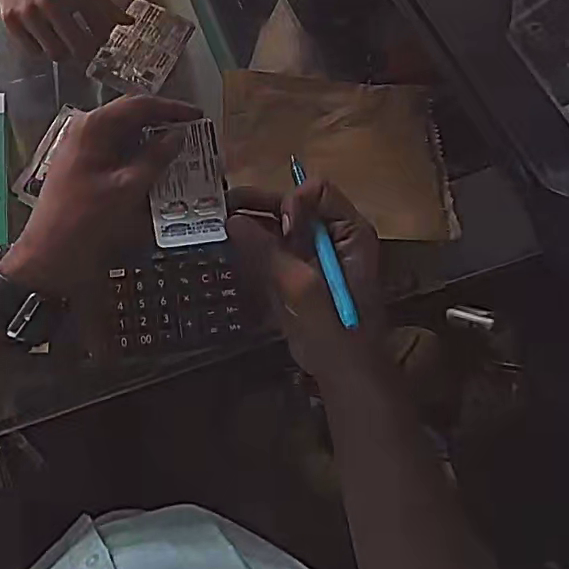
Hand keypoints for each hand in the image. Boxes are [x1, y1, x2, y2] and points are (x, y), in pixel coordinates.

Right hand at [0, 0, 131, 64]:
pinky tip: (46, 38)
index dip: (104, 40)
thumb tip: (128, 23)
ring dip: (64, 53)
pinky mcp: (11, 20)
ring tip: (65, 44)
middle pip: (79, 48)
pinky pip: (33, 51)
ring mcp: (29, 12)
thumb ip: (105, 5)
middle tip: (86, 50)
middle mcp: (51, 1)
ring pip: (56, 53)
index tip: (103, 41)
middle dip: (86, 53)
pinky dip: (42, 50)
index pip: (100, 29)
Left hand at [2, 94, 202, 297]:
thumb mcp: (128, 188)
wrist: (51, 257)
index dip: (172, 109)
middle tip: (192, 134)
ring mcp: (81, 148)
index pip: (139, 105)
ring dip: (151, 141)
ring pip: (123, 135)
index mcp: (95, 127)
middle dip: (163, 123)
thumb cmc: (88, 220)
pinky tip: (157, 170)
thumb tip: (177, 136)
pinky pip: (115, 153)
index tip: (198, 117)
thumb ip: (155, 158)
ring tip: (180, 152)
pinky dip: (138, 157)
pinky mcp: (82, 167)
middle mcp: (86, 130)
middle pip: (131, 117)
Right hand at [228, 177, 384, 383]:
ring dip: (253, 219)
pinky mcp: (300, 271)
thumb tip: (233, 220)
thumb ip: (269, 251)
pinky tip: (231, 240)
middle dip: (261, 203)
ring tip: (219, 219)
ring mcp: (317, 253)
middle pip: (296, 205)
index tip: (279, 225)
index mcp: (349, 232)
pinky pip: (276, 247)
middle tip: (223, 205)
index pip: (319, 192)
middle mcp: (334, 235)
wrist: (344, 376)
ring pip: (282, 224)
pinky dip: (255, 242)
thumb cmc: (334, 332)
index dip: (293, 202)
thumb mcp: (301, 288)